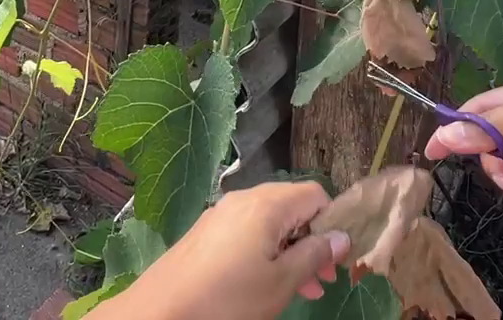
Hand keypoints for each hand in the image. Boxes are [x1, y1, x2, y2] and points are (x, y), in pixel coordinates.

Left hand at [96, 182, 351, 319]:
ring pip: (270, 222)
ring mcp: (223, 213)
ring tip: (304, 290)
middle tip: (325, 281)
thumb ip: (314, 256)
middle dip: (312, 240)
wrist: (160, 312)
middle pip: (293, 206)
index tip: (339, 259)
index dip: (333, 223)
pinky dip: (266, 252)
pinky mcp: (208, 231)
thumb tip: (342, 236)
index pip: (315, 194)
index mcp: (267, 203)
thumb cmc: (228, 299)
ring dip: (291, 250)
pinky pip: (248, 231)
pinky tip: (267, 284)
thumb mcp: (280, 284)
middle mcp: (245, 198)